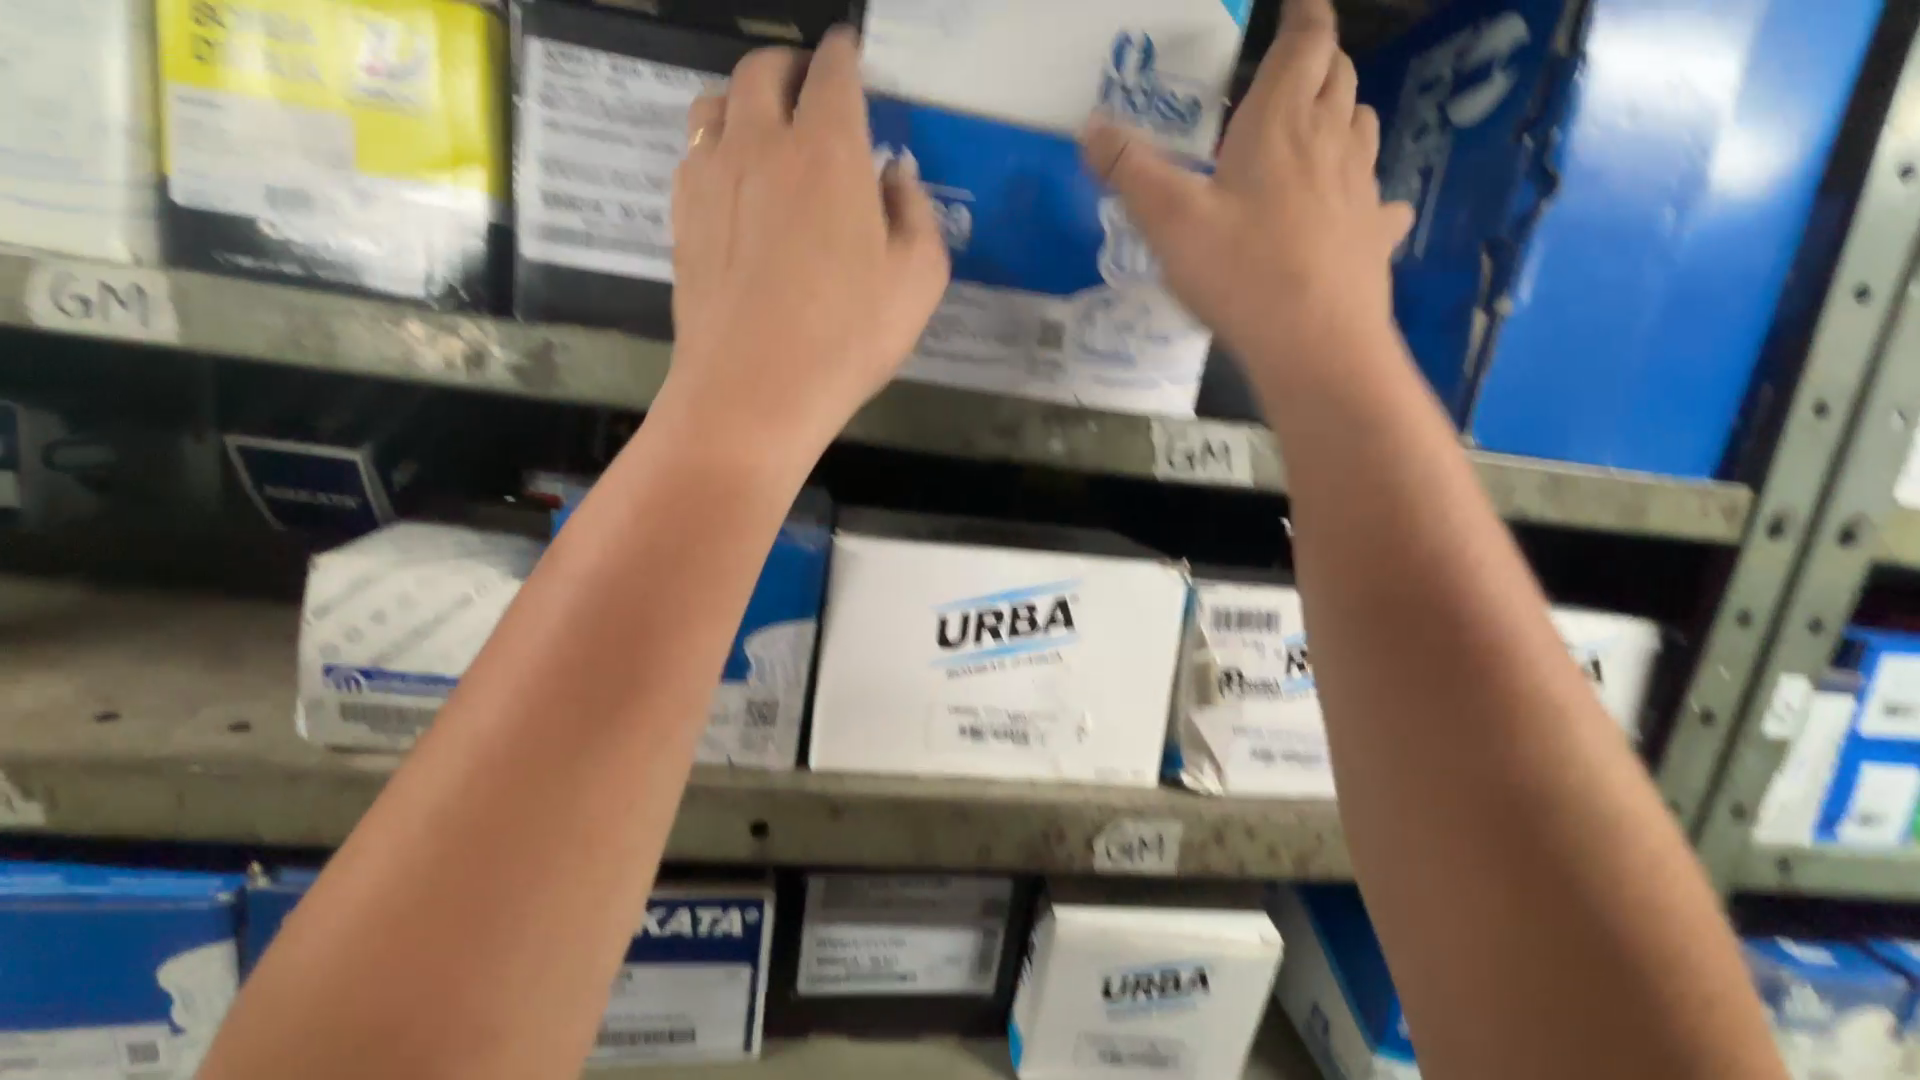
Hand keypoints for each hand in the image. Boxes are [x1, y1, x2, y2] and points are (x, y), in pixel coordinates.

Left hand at [665, 26, 950, 454]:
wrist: (753, 392)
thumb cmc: (847, 339)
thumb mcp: (920, 280)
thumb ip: (915, 213)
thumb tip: (891, 176)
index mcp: (829, 149)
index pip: (834, 70)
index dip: (846, 55)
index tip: (852, 57)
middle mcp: (762, 143)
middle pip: (764, 69)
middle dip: (792, 67)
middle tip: (811, 90)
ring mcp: (712, 176)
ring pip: (716, 102)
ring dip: (745, 101)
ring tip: (767, 130)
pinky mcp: (682, 214)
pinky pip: (695, 153)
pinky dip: (718, 148)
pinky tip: (737, 186)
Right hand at [1082, 0, 1410, 380]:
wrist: (1315, 343)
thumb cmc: (1240, 272)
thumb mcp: (1168, 221)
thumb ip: (1130, 170)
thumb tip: (1090, 126)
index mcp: (1280, 123)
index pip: (1307, 42)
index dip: (1305, 14)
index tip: (1298, 3)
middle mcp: (1330, 141)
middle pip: (1339, 76)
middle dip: (1319, 60)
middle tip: (1292, 69)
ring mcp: (1362, 187)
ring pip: (1364, 125)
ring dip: (1343, 113)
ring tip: (1316, 128)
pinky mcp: (1375, 234)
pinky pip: (1381, 198)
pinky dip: (1368, 190)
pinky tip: (1355, 209)